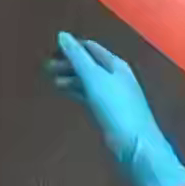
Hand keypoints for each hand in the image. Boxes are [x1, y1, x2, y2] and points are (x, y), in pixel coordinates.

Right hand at [49, 31, 184, 185]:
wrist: (138, 150)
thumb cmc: (117, 110)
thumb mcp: (94, 79)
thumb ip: (78, 57)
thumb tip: (62, 35)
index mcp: (116, 65)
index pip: (90, 48)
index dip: (71, 47)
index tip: (50, 50)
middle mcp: (116, 77)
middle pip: (89, 63)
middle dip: (68, 63)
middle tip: (46, 68)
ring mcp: (114, 96)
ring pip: (88, 80)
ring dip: (70, 77)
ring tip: (51, 80)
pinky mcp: (110, 114)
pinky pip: (89, 95)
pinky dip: (76, 91)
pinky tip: (66, 93)